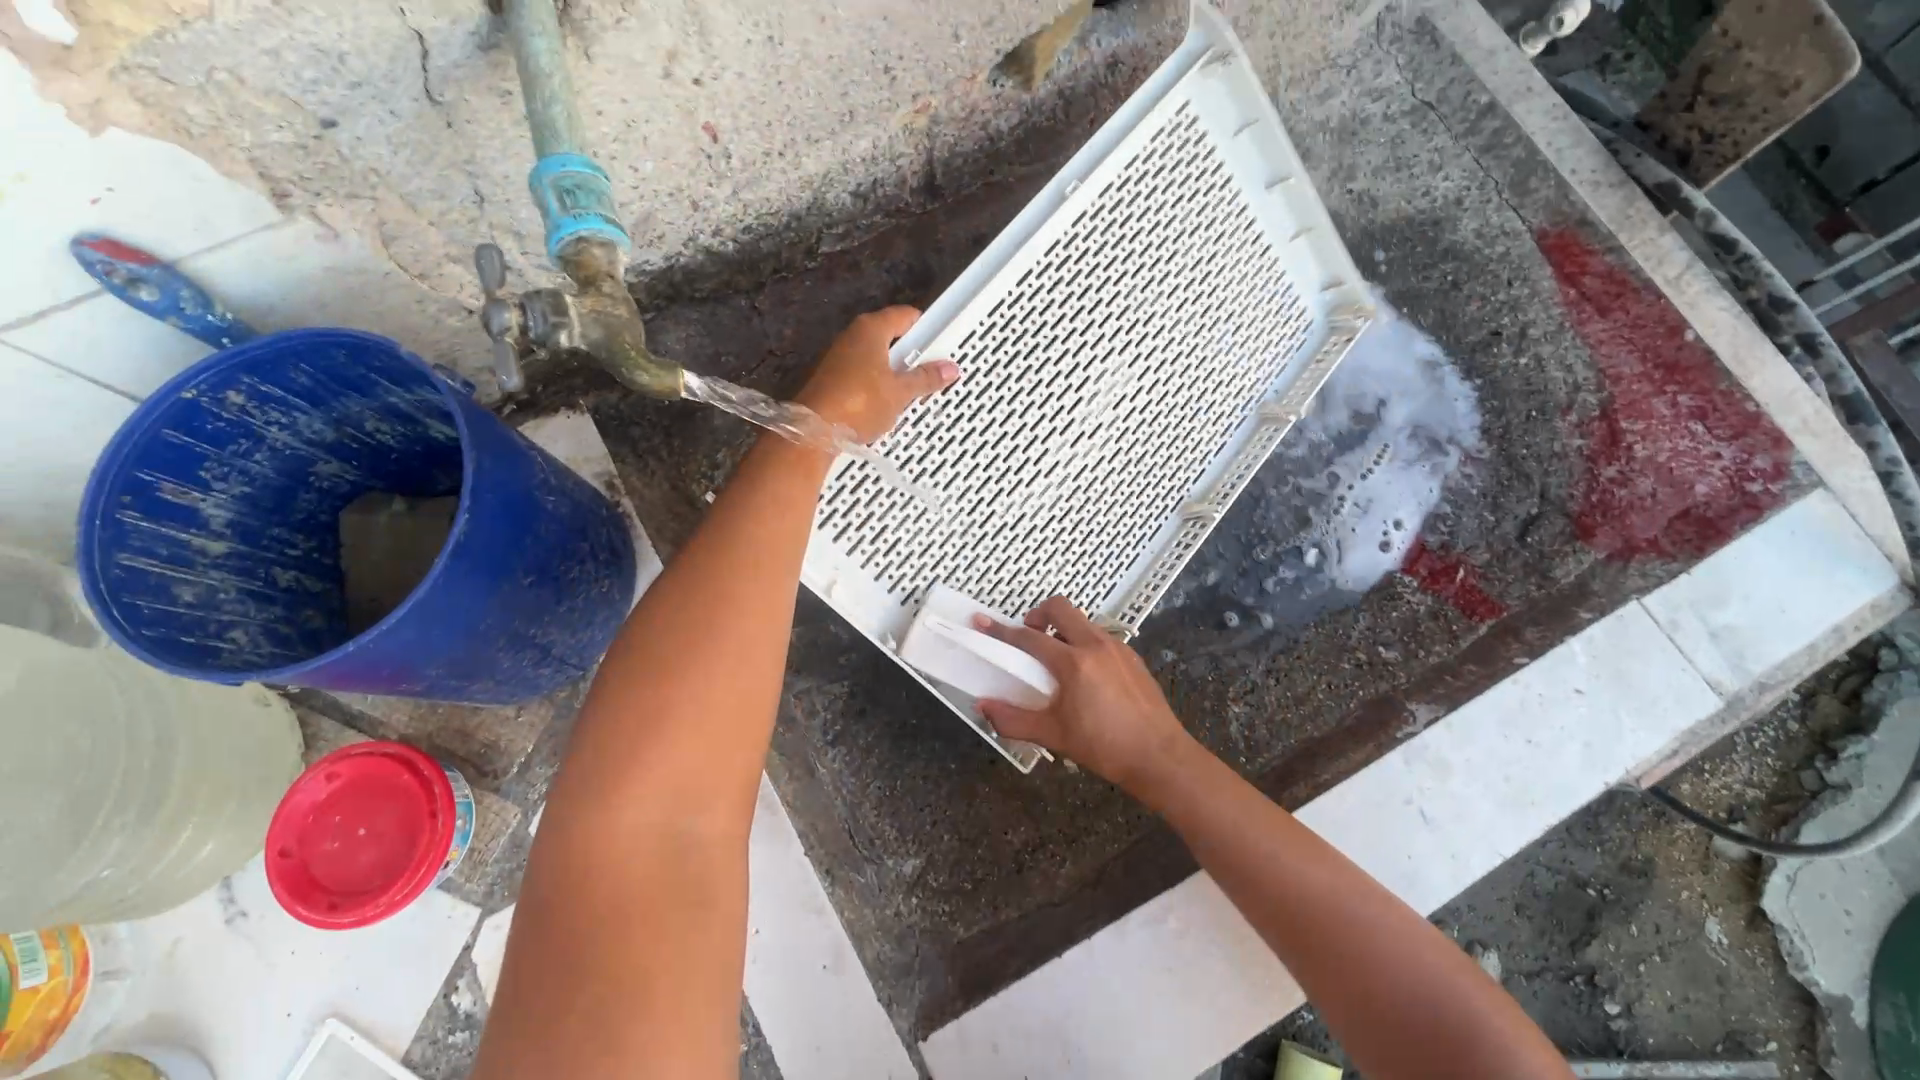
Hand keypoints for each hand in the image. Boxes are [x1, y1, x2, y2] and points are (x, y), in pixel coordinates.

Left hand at [796, 306, 959, 443]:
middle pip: (891, 337)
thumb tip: (951, 368)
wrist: (814, 431)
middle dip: (912, 354)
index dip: (926, 328)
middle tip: (936, 371)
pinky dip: (879, 386)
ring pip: (876, 359)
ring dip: (895, 373)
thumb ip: (925, 379)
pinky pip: (864, 376)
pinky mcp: (832, 379)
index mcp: (871, 328)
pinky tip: (890, 405)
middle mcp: (853, 336)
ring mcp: (840, 357)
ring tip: (917, 391)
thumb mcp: (899, 393)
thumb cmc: (860, 402)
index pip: (906, 316)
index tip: (944, 345)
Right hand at [972, 596, 1196, 793]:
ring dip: (1063, 630)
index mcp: (1073, 662)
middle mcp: (1096, 645)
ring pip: (1083, 622)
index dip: (1001, 630)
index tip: (981, 622)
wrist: (1160, 757)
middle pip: (1060, 608)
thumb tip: (983, 706)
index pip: (1028, 637)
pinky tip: (1085, 676)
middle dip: (1038, 614)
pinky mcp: (1133, 658)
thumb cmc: (1104, 747)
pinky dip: (1084, 644)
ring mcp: (1118, 648)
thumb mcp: (1052, 736)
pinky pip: (1100, 638)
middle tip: (1029, 636)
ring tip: (1056, 662)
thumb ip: (1013, 720)